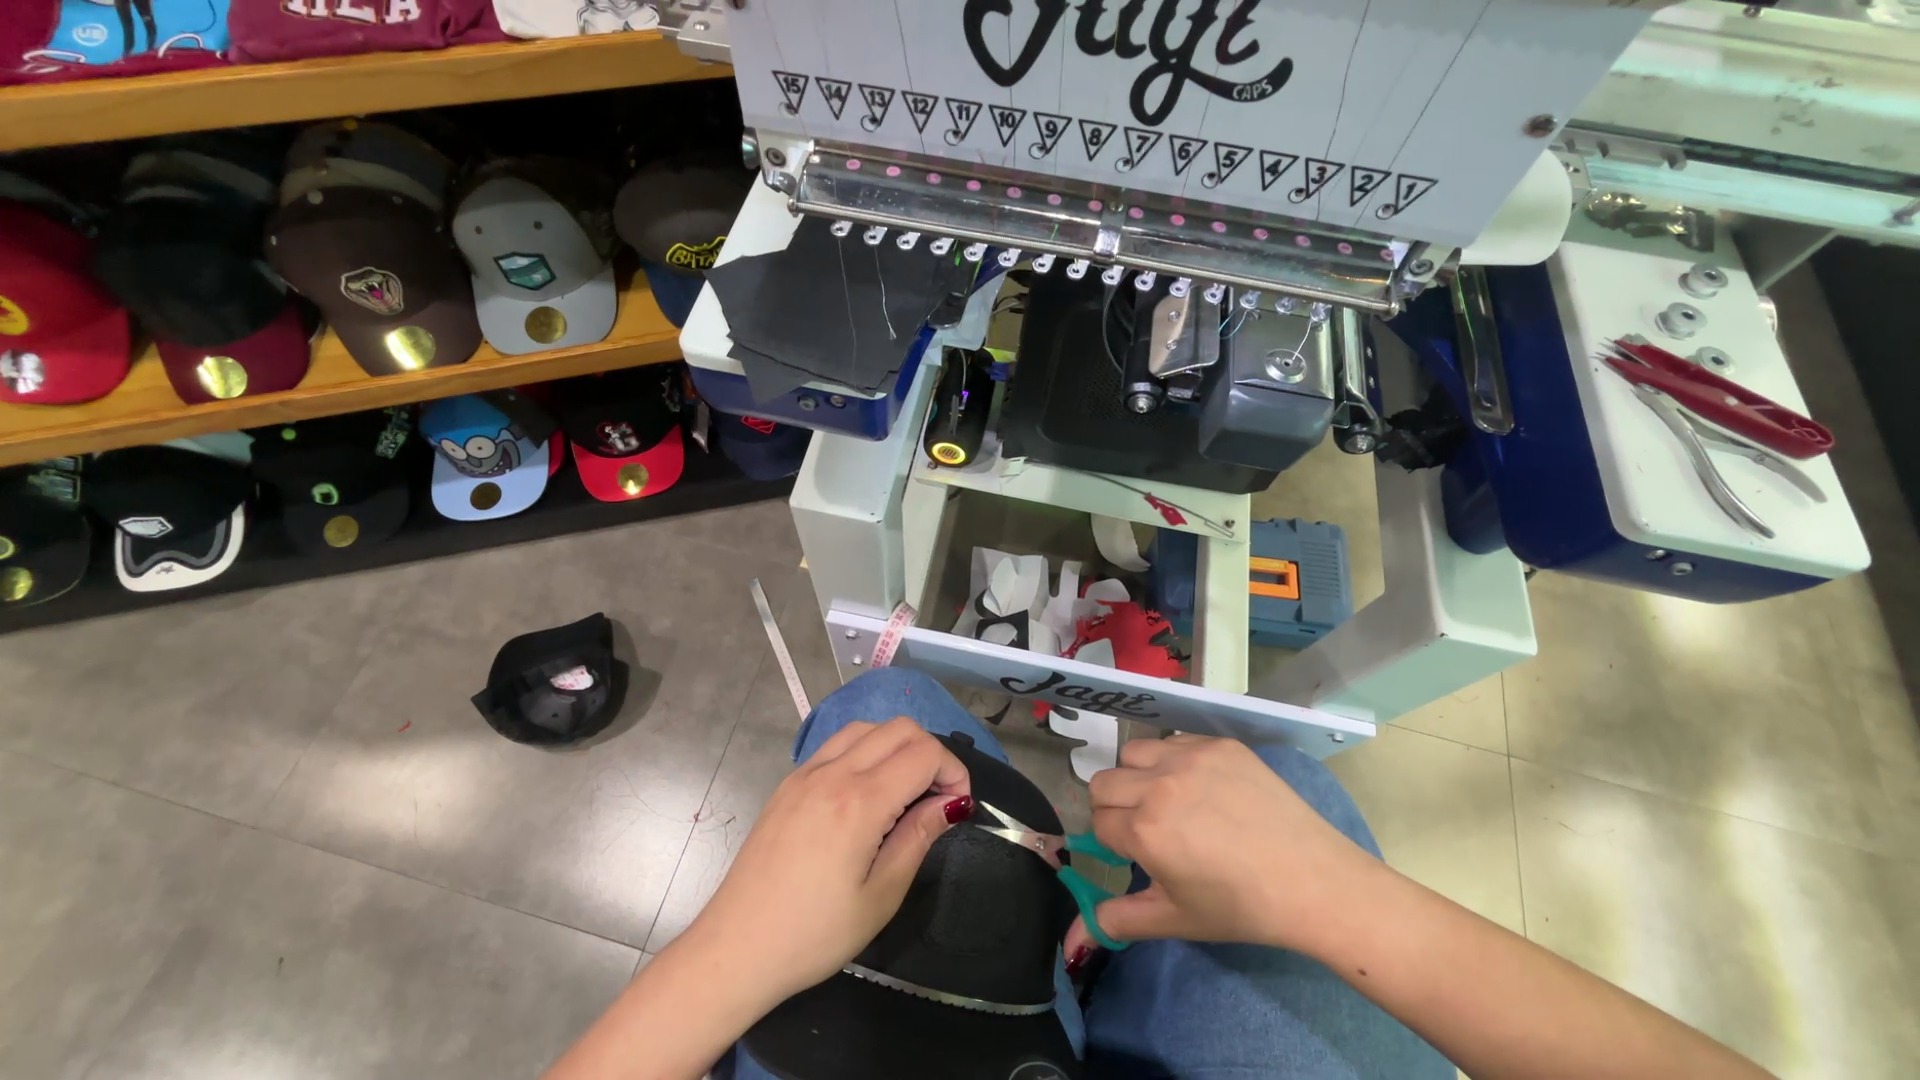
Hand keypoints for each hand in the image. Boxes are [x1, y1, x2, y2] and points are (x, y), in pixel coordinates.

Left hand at [681, 717, 973, 1006]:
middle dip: (930, 753)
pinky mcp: (787, 784)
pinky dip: (864, 750)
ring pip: (865, 728)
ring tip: (904, 791)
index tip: (957, 806)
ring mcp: (804, 774)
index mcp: (859, 802)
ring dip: (896, 746)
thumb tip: (952, 802)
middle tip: (937, 798)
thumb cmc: (814, 934)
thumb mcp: (881, 896)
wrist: (736, 949)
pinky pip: (836, 744)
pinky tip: (866, 791)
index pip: (924, 753)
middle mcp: (832, 773)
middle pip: (899, 728)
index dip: (954, 771)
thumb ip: (918, 838)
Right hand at [1063, 735, 1377, 960]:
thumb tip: (1076, 933)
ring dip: (1140, 775)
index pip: (1099, 823)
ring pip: (1134, 754)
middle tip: (1152, 828)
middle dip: (1117, 806)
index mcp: (1145, 830)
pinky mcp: (1220, 744)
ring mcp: (1192, 758)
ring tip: (1173, 800)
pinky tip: (1204, 788)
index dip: (1117, 842)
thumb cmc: (1240, 907)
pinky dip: (1176, 761)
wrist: (1312, 881)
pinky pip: (1174, 742)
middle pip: (1104, 782)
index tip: (1143, 855)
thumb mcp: (1175, 919)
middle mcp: (1160, 785)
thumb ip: (1118, 921)